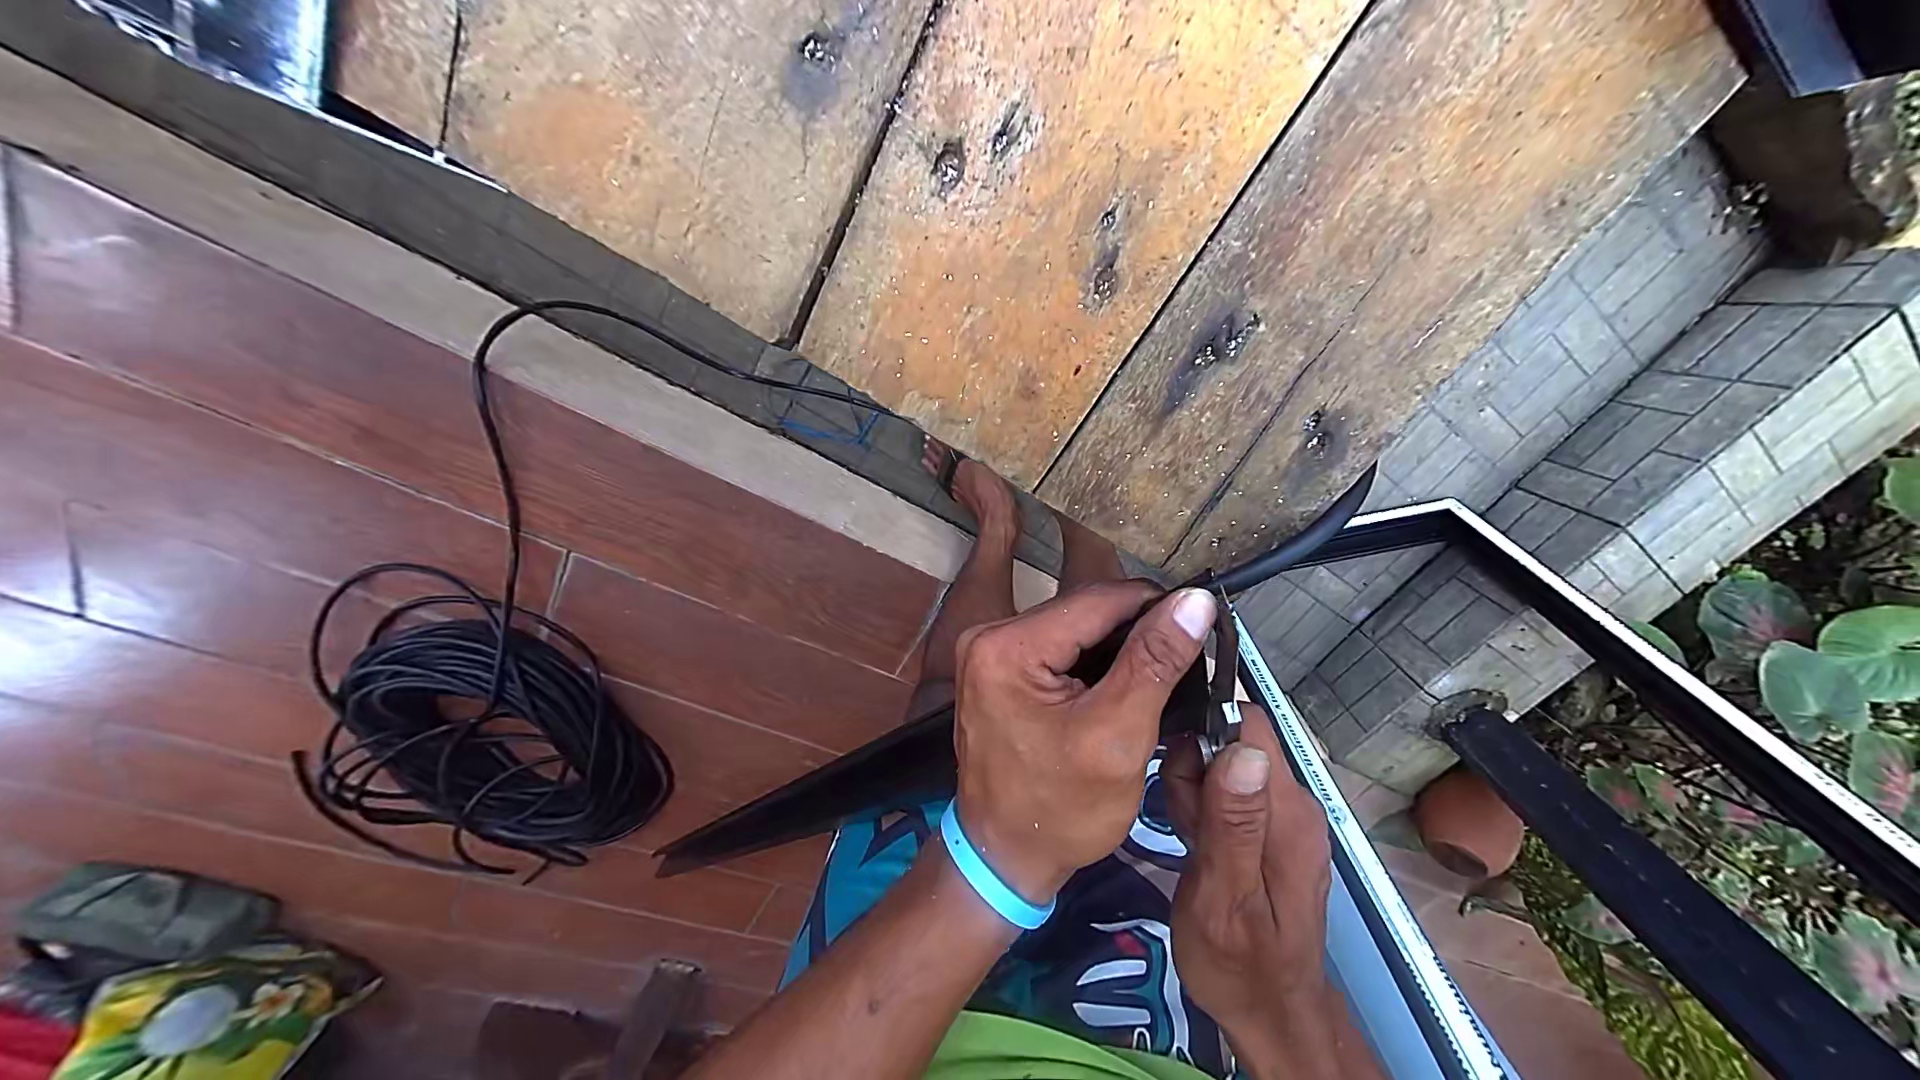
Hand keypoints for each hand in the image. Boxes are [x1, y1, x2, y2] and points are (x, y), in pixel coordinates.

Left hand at [951, 582, 1215, 902]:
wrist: (1007, 855)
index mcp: (1006, 647)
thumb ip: (1155, 662)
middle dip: (1138, 629)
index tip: (1201, 623)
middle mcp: (989, 636)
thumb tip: (1193, 603)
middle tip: (1185, 657)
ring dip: (1119, 645)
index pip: (1098, 600)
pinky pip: (1059, 646)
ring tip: (1161, 670)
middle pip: (1084, 609)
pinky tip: (1123, 682)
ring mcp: (990, 651)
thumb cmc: (1059, 810)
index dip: (1157, 606)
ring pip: (1076, 626)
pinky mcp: (999, 668)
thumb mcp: (1117, 736)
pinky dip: (1094, 660)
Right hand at [1164, 704, 1333, 1041]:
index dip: (1203, 732)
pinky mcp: (1270, 827)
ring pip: (1223, 762)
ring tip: (1190, 838)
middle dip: (1192, 768)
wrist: (1268, 1012)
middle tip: (1184, 823)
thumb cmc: (1238, 963)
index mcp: (1288, 814)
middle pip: (1231, 740)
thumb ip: (1233, 824)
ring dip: (1193, 789)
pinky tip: (1198, 842)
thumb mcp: (1225, 897)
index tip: (1179, 777)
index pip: (1248, 725)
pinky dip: (1202, 805)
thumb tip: (1244, 750)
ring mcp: (1284, 815)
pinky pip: (1227, 788)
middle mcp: (1294, 803)